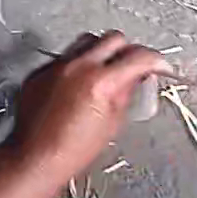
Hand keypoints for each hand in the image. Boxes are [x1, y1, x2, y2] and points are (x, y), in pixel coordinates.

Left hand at [6, 32, 168, 183]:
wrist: (36, 158)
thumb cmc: (71, 150)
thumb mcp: (112, 123)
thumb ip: (127, 92)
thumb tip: (136, 78)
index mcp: (100, 82)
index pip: (139, 57)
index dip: (156, 61)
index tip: (160, 66)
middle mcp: (77, 67)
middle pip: (115, 39)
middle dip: (130, 51)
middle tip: (134, 67)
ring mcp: (56, 66)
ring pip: (88, 40)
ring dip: (102, 51)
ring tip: (106, 72)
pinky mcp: (41, 71)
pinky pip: (65, 56)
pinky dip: (78, 64)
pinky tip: (80, 84)